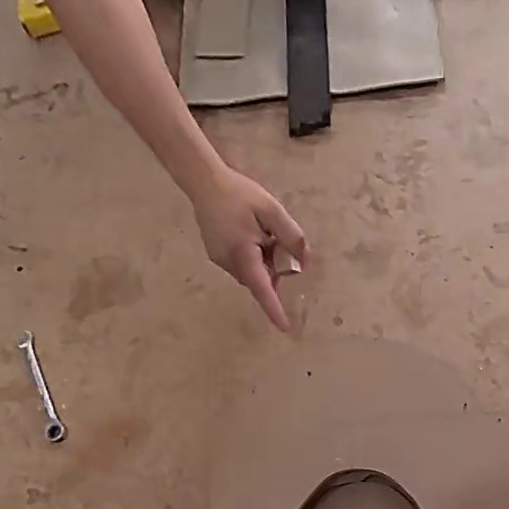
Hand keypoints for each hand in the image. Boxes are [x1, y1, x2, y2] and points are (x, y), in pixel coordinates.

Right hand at [192, 167, 308, 331]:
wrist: (203, 180)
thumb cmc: (238, 194)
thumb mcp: (271, 211)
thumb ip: (290, 235)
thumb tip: (304, 260)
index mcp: (243, 255)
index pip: (262, 290)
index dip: (274, 310)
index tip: (285, 328)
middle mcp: (229, 264)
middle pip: (259, 281)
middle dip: (273, 272)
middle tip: (275, 242)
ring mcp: (220, 260)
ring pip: (250, 273)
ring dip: (262, 263)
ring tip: (262, 234)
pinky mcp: (216, 255)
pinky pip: (241, 265)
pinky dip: (252, 259)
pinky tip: (250, 234)